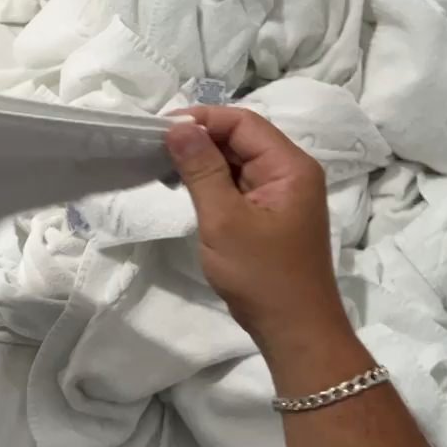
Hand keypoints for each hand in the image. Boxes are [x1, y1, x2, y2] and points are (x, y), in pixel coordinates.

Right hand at [167, 105, 352, 357]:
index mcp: (289, 167)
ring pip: (237, 162)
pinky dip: (211, 182)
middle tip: (154, 148)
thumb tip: (178, 129)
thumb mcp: (224, 219)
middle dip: (199, 139)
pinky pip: (237, 185)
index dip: (202, 120)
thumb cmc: (261, 273)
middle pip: (242, 139)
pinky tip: (184, 188)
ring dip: (203, 161)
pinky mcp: (268, 215)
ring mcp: (280, 195)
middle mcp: (290, 173)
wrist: (292, 326)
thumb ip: (202, 171)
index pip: (243, 123)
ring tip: (162, 166)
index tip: (159, 129)